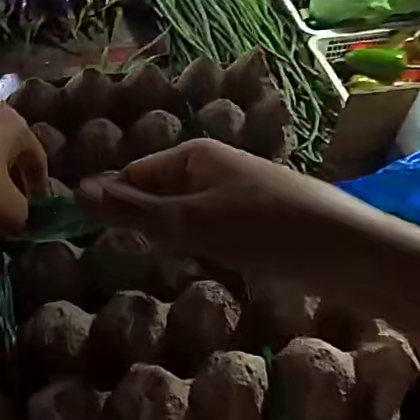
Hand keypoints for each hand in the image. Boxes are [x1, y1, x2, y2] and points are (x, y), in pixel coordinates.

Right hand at [77, 139, 348, 275]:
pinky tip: (221, 265)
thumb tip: (76, 189)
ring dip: (182, 240)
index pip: (134, 173)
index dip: (118, 205)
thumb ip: (134, 210)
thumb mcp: (188, 222)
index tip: (106, 241)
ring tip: (192, 262)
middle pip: (160, 193)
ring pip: (188, 215)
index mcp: (193, 155)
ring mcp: (237, 191)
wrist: (343, 249)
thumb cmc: (260, 228)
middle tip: (161, 255)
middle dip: (154, 226)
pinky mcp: (257, 217)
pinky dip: (210, 247)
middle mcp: (213, 166)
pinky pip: (215, 229)